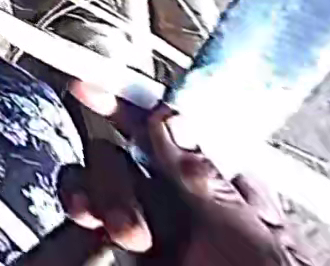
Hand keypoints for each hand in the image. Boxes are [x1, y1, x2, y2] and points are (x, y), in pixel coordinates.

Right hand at [57, 88, 305, 265]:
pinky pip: (80, 196)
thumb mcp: (253, 254)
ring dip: (99, 192)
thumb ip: (211, 184)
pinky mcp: (112, 240)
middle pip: (130, 146)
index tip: (100, 81)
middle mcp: (190, 207)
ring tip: (119, 235)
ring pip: (101, 168)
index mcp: (238, 202)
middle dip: (118, 174)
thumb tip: (171, 119)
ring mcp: (151, 225)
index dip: (142, 100)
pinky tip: (86, 219)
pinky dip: (76, 198)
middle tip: (130, 220)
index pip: (184, 129)